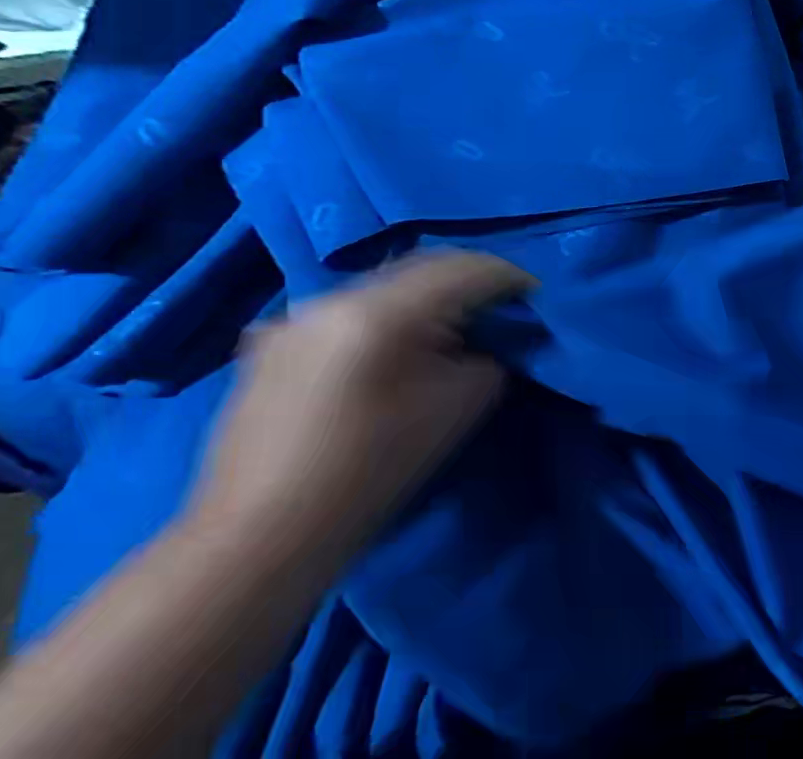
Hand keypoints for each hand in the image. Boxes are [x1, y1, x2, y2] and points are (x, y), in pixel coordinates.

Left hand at [186, 251, 535, 553]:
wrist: (265, 533)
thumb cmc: (377, 468)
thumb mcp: (464, 403)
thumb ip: (491, 354)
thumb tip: (493, 338)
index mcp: (381, 311)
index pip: (466, 269)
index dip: (511, 277)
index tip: (537, 295)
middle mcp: (332, 299)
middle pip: (422, 268)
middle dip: (471, 283)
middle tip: (504, 308)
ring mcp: (294, 318)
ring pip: (385, 287)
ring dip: (429, 298)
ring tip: (455, 329)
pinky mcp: (274, 344)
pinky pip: (350, 311)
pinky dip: (389, 317)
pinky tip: (399, 348)